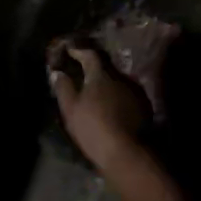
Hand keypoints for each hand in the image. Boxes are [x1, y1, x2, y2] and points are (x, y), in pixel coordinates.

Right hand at [48, 40, 150, 169]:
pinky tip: (110, 107)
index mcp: (101, 75)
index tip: (70, 51)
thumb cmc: (92, 126)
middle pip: (105, 68)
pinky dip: (116, 97)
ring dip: (106, 84)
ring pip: (117, 82)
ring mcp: (134, 92)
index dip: (79, 51)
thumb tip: (57, 72)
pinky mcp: (143, 106)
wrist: (123, 150)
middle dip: (93, 69)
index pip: (90, 55)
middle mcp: (121, 78)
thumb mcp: (70, 108)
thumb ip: (64, 87)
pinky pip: (126, 95)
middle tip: (81, 73)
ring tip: (95, 92)